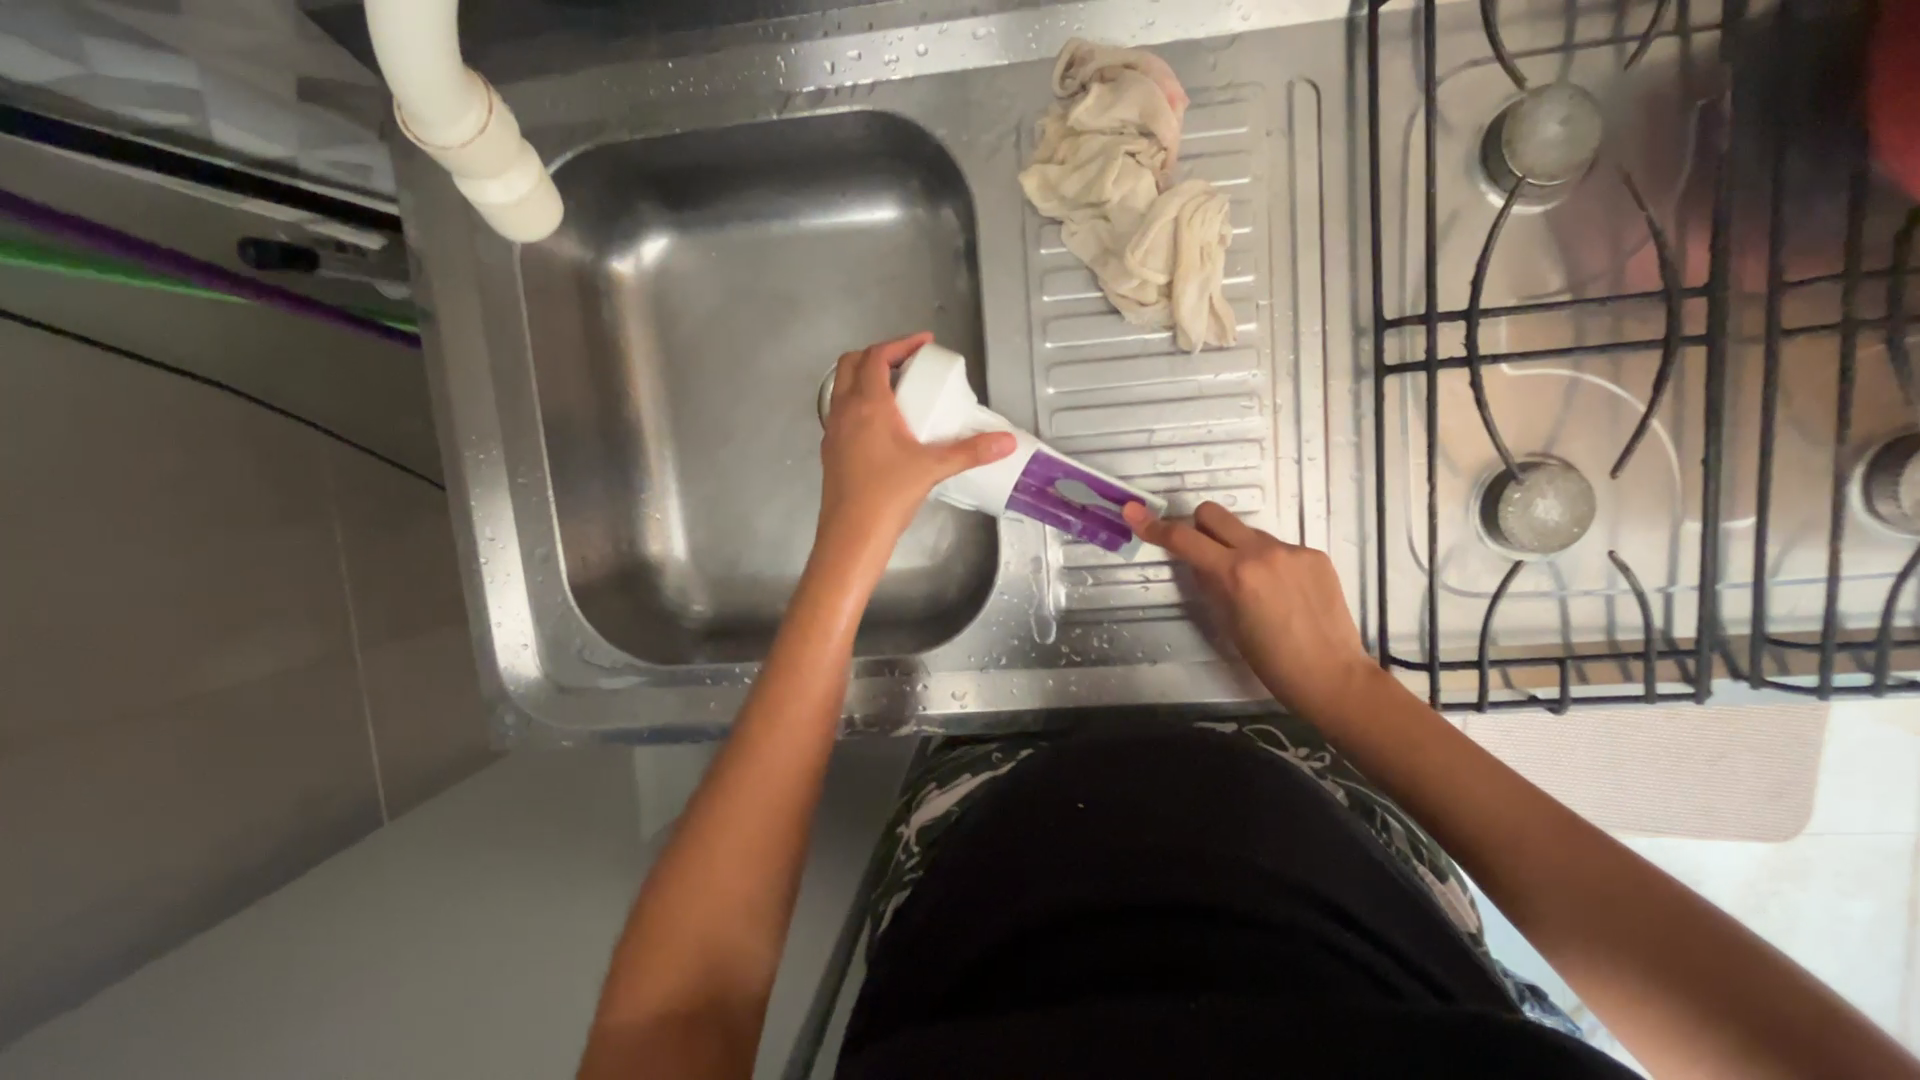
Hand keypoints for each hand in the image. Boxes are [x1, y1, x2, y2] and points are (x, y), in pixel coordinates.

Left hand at [818, 332, 1014, 546]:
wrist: (852, 535)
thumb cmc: (888, 495)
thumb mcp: (933, 468)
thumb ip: (971, 451)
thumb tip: (1006, 441)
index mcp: (867, 405)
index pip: (878, 357)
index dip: (901, 344)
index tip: (924, 344)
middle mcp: (844, 411)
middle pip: (852, 363)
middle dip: (879, 355)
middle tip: (908, 363)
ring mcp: (833, 431)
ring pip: (842, 388)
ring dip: (865, 378)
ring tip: (897, 390)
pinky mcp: (830, 450)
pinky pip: (841, 412)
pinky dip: (859, 404)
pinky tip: (882, 425)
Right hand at [1122, 501, 1374, 717]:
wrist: (1331, 675)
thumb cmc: (1271, 662)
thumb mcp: (1228, 625)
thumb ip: (1211, 586)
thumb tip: (1200, 566)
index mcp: (1235, 574)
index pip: (1185, 540)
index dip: (1155, 527)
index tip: (1134, 513)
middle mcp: (1263, 552)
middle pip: (1214, 514)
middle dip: (1199, 527)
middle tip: (1203, 554)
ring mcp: (1293, 550)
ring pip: (1249, 533)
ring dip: (1239, 550)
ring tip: (1256, 590)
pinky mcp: (1316, 556)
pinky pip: (1280, 549)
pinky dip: (1271, 564)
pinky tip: (1285, 595)